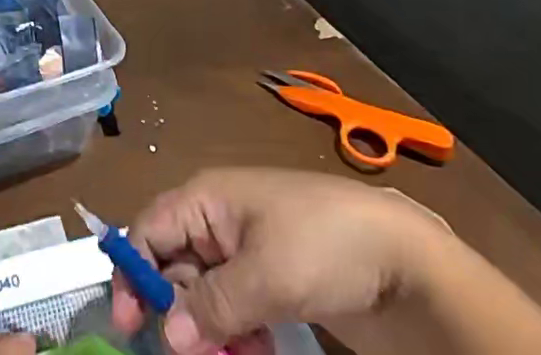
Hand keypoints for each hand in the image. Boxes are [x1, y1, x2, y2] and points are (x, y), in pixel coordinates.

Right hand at [109, 168, 447, 354]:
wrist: (410, 260)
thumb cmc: (325, 245)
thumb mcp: (266, 275)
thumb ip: (212, 305)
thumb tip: (168, 337)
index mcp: (207, 200)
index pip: (149, 231)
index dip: (134, 274)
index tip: (130, 328)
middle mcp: (219, 222)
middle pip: (174, 266)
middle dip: (178, 313)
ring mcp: (247, 252)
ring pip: (204, 293)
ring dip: (210, 329)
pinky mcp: (272, 280)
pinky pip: (235, 308)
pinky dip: (237, 334)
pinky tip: (256, 352)